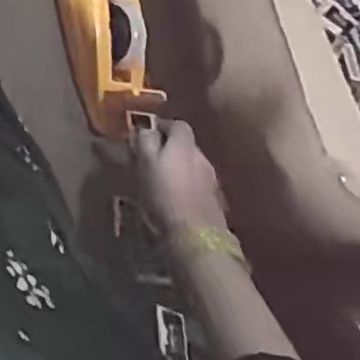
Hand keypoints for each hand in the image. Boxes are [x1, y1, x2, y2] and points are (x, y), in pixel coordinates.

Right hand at [133, 119, 228, 234]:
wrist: (195, 236)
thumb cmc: (163, 193)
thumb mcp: (144, 162)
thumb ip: (144, 140)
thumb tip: (145, 128)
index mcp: (184, 144)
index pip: (177, 124)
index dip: (161, 126)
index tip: (146, 134)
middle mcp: (202, 157)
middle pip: (185, 144)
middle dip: (169, 148)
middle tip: (150, 158)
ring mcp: (212, 180)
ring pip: (191, 164)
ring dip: (178, 167)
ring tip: (161, 180)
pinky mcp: (216, 201)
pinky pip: (197, 184)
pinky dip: (186, 185)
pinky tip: (175, 197)